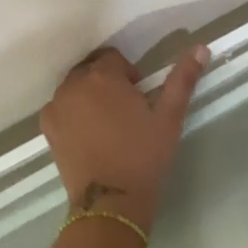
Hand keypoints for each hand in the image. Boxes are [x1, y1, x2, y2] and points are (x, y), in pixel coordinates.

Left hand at [40, 44, 208, 231]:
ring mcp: (55, 108)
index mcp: (102, 77)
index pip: (114, 58)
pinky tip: (92, 138)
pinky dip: (75, 114)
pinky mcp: (47, 129)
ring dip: (90, 97)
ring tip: (109, 127)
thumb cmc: (144, 155)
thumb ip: (182, 80)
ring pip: (75, 89)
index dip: (130, 76)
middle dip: (108, 83)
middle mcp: (72, 86)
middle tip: (127, 113)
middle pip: (91, 71)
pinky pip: (62, 109)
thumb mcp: (169, 117)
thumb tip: (201, 48)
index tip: (141, 100)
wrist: (112, 200)